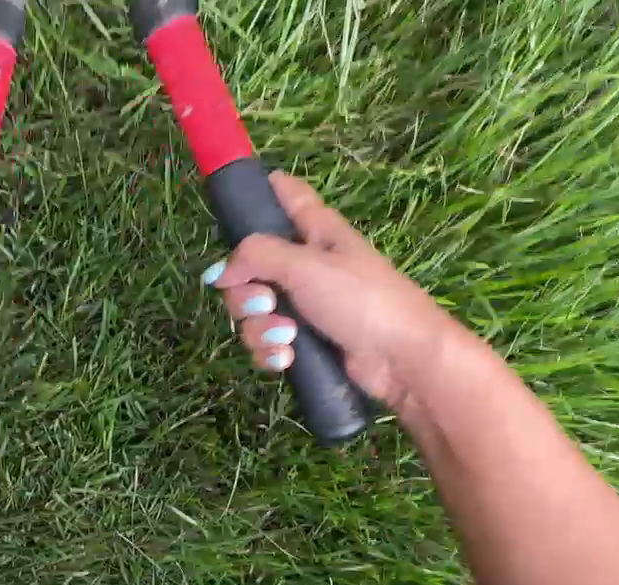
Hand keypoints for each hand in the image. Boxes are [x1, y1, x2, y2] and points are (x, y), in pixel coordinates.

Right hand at [204, 173, 475, 410]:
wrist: (398, 358)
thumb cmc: (362, 300)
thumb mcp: (307, 267)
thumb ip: (257, 257)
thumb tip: (219, 272)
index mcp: (316, 232)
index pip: (286, 197)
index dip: (261, 192)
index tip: (234, 203)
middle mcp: (305, 266)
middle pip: (249, 269)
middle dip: (245, 294)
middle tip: (264, 304)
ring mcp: (302, 305)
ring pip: (252, 313)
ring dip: (260, 330)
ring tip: (287, 338)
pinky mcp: (302, 341)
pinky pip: (265, 342)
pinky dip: (271, 352)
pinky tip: (287, 359)